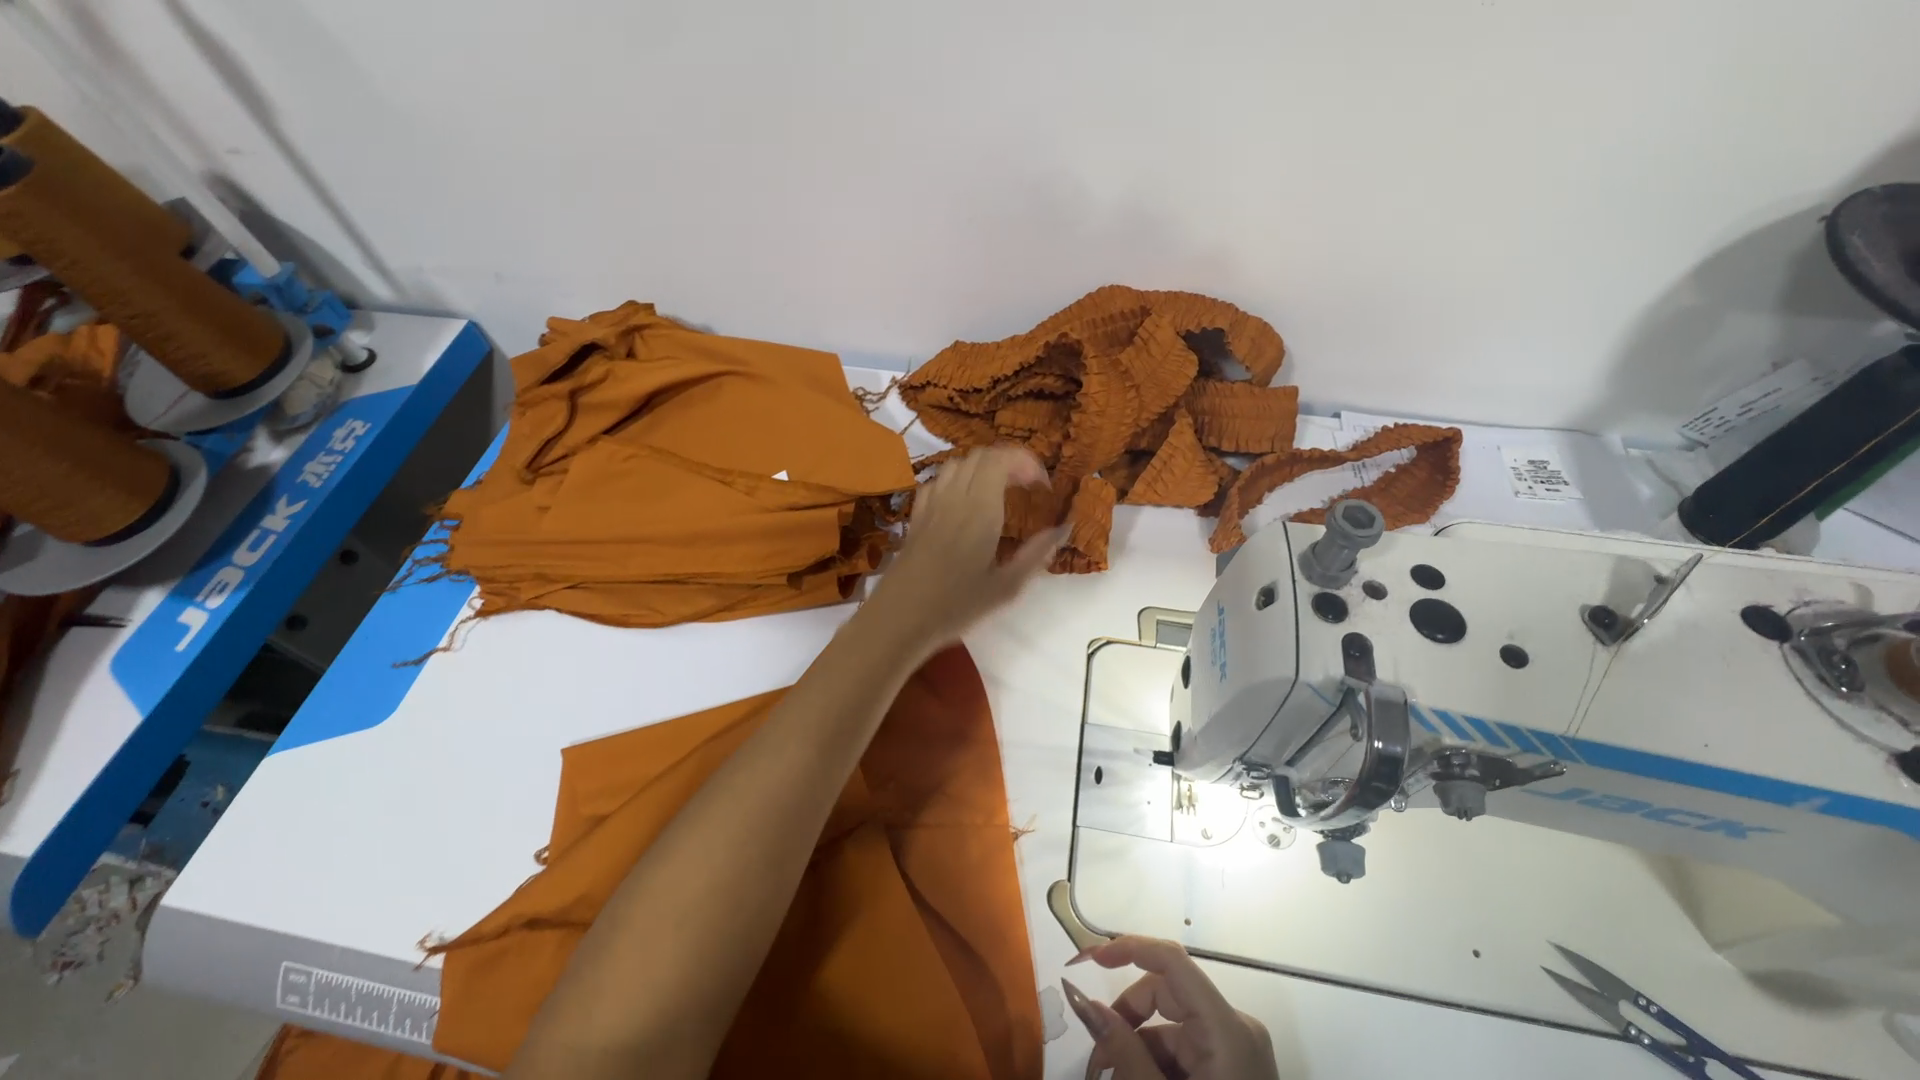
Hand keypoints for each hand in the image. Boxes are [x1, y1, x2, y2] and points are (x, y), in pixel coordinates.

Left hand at [861, 446, 1064, 657]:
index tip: (1041, 487)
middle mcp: (954, 497)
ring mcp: (931, 505)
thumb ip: (1037, 554)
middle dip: (1008, 462)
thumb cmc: (956, 606)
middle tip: (1026, 488)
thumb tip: (1064, 528)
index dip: (1025, 463)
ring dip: (982, 469)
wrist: (899, 618)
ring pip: (957, 464)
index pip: (1001, 459)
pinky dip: (957, 481)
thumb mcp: (1006, 587)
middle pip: (980, 456)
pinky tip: (964, 504)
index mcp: (980, 509)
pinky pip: (938, 481)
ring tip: (999, 493)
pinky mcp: (916, 517)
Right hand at [1063, 936, 1279, 1079]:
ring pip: (1168, 1026)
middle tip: (1094, 1063)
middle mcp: (1234, 1027)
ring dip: (1133, 1048)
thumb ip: (1122, 1050)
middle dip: (1123, 1020)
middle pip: (1165, 994)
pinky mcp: (1230, 1066)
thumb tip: (1082, 1000)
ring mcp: (1234, 1048)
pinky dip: (1152, 1064)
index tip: (1084, 960)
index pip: (1172, 961)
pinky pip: (1181, 1049)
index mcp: (1226, 1028)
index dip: (1128, 948)